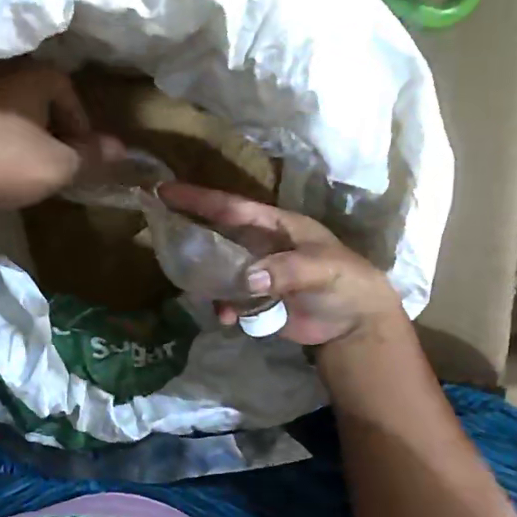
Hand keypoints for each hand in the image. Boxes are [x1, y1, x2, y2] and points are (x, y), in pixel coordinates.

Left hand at [0, 57, 121, 209]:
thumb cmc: (5, 160)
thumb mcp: (58, 166)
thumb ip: (91, 158)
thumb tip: (125, 151)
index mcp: (34, 74)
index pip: (67, 92)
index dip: (79, 125)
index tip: (81, 154)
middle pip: (34, 94)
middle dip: (47, 124)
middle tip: (53, 157)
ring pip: (1, 104)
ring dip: (15, 128)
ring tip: (19, 160)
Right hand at [158, 182, 403, 346]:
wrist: (355, 325)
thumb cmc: (346, 284)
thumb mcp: (324, 270)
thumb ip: (287, 270)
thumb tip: (247, 277)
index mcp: (276, 226)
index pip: (232, 207)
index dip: (200, 199)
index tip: (166, 190)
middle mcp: (260, 245)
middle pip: (217, 235)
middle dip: (191, 234)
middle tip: (160, 233)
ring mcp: (256, 274)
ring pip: (218, 271)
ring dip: (207, 281)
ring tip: (202, 291)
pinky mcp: (254, 301)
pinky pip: (228, 300)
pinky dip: (223, 307)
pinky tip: (228, 317)